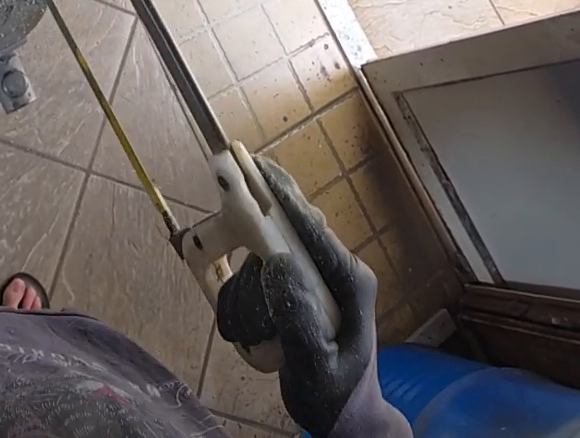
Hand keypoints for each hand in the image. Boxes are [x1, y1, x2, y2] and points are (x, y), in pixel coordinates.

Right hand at [216, 158, 400, 437]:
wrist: (349, 418)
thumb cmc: (334, 396)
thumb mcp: (314, 366)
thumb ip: (298, 320)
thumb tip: (275, 262)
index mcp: (349, 279)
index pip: (311, 226)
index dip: (281, 194)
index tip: (254, 166)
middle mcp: (338, 268)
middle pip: (296, 222)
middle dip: (262, 204)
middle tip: (230, 180)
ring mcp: (325, 275)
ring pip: (284, 239)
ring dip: (255, 247)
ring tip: (234, 264)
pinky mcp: (311, 284)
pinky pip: (279, 257)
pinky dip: (255, 263)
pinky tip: (245, 290)